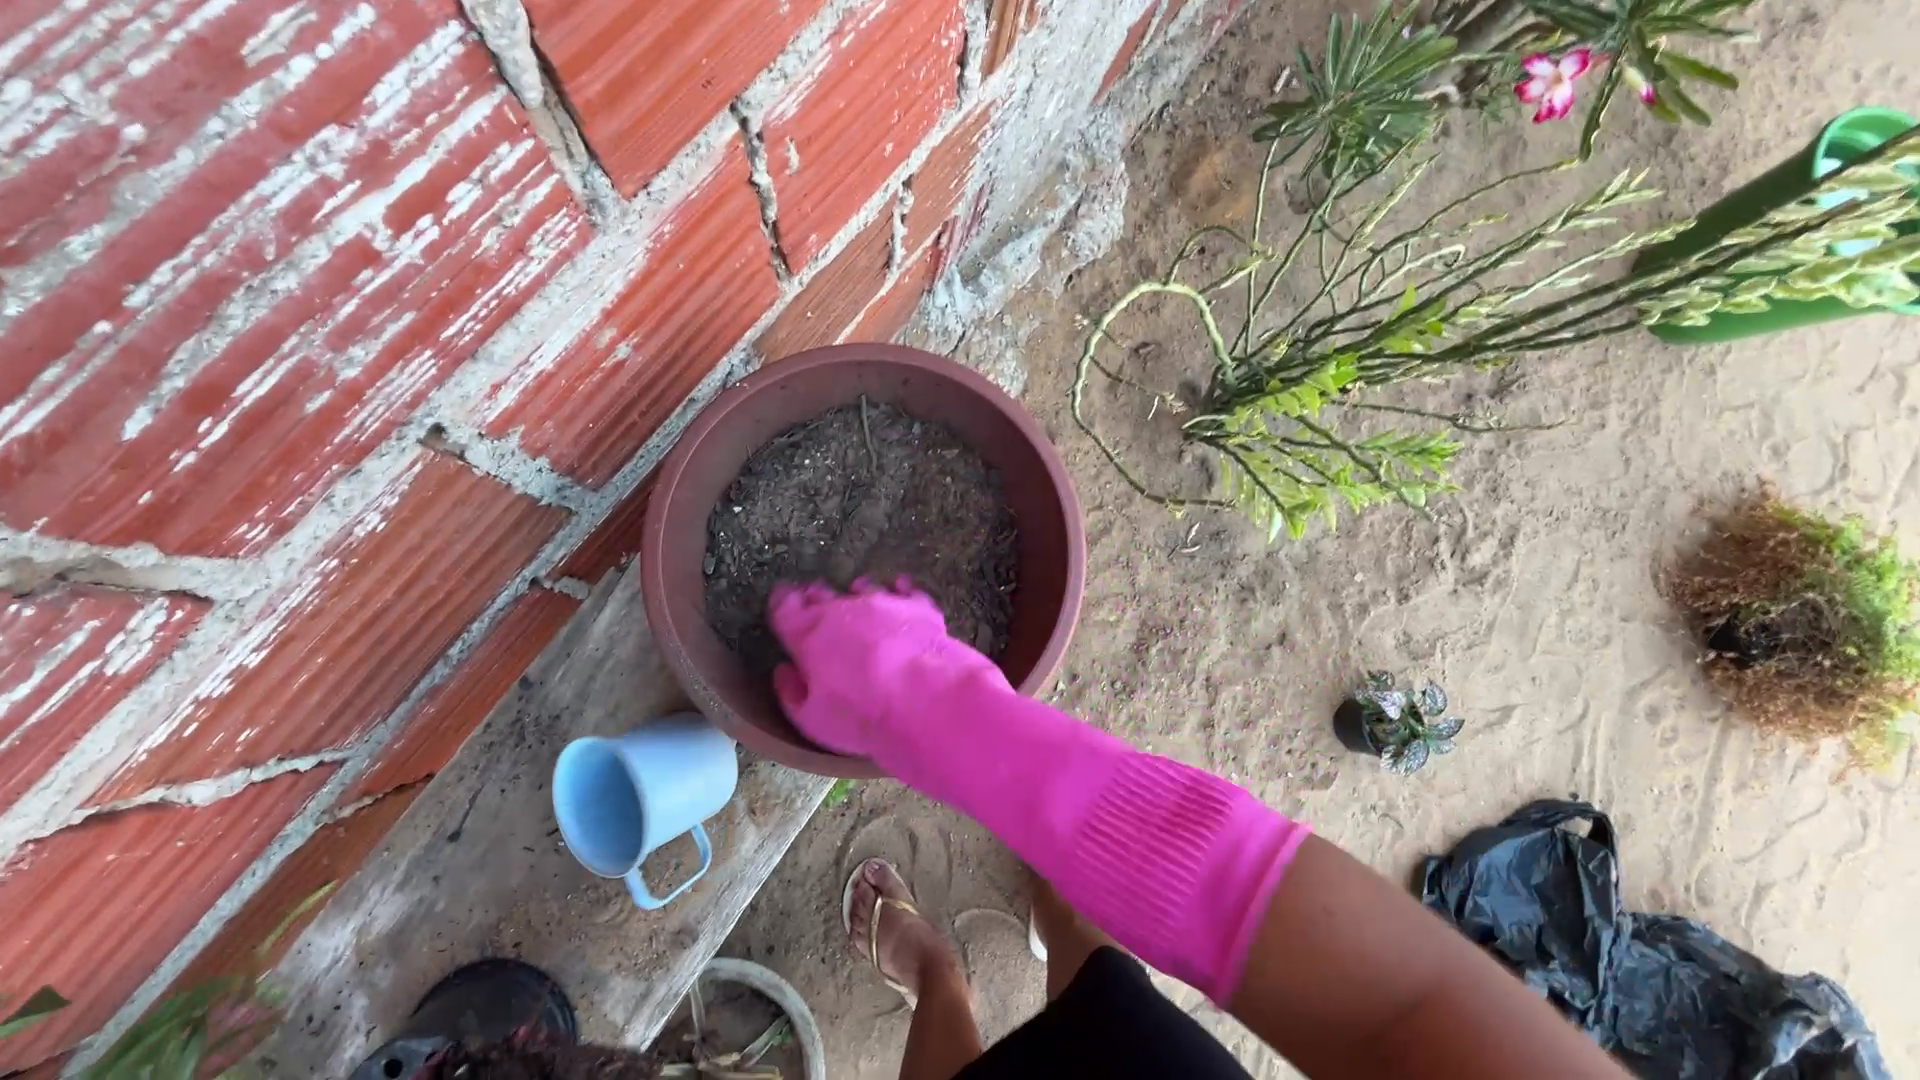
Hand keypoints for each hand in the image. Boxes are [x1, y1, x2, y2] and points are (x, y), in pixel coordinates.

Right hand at [767, 578, 1010, 758]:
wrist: (924, 697)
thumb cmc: (860, 714)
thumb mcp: (811, 719)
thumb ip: (791, 693)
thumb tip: (783, 672)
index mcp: (808, 634)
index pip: (785, 608)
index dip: (782, 602)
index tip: (782, 599)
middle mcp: (841, 609)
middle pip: (821, 594)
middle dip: (815, 596)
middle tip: (813, 597)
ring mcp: (881, 602)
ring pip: (862, 588)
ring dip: (856, 592)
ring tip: (856, 593)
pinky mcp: (917, 606)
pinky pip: (904, 589)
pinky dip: (899, 588)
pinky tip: (900, 588)